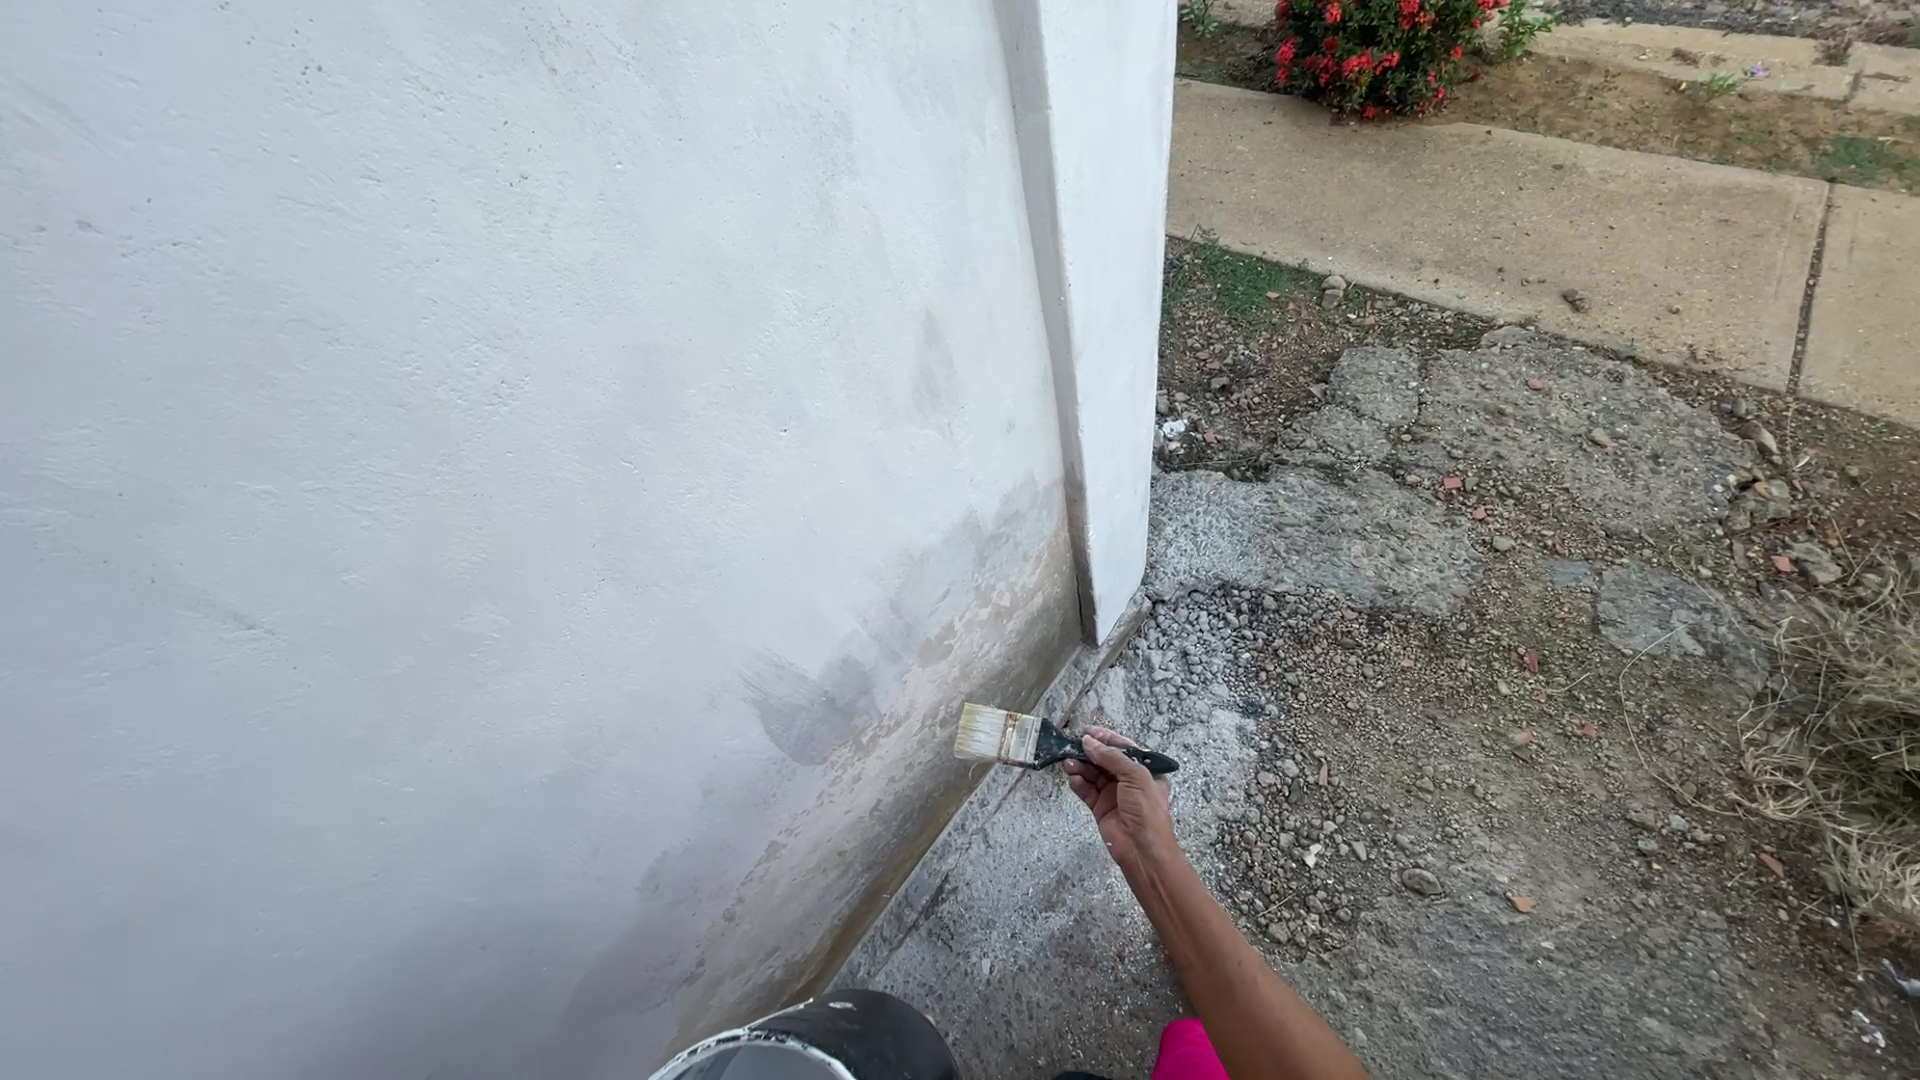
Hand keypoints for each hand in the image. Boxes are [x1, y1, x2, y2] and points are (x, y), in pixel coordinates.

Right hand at [1064, 726, 1176, 872]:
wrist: (1143, 849)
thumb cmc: (1147, 810)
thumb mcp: (1135, 776)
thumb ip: (1111, 757)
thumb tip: (1088, 742)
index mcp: (1144, 771)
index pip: (1124, 749)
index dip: (1106, 739)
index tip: (1089, 732)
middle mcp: (1129, 781)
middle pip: (1105, 761)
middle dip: (1090, 753)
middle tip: (1072, 746)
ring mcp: (1114, 794)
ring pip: (1093, 775)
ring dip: (1081, 767)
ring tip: (1069, 763)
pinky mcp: (1100, 808)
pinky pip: (1087, 791)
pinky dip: (1079, 784)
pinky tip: (1073, 779)